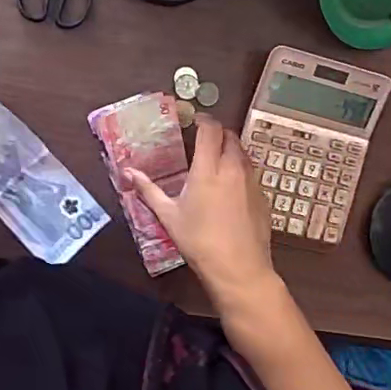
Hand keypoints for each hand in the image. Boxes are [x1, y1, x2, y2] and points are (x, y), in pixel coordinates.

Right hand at [126, 114, 278, 307]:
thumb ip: (148, 190)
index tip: (194, 120)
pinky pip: (251, 172)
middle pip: (230, 136)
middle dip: (216, 132)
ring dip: (229, 149)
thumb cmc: (199, 241)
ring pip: (243, 152)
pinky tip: (228, 186)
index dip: (203, 119)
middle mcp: (233, 168)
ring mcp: (251, 182)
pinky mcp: (262, 197)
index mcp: (208, 168)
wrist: (239, 269)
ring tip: (214, 160)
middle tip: (201, 139)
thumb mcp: (168, 215)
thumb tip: (128, 172)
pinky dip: (239, 168)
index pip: (210, 129)